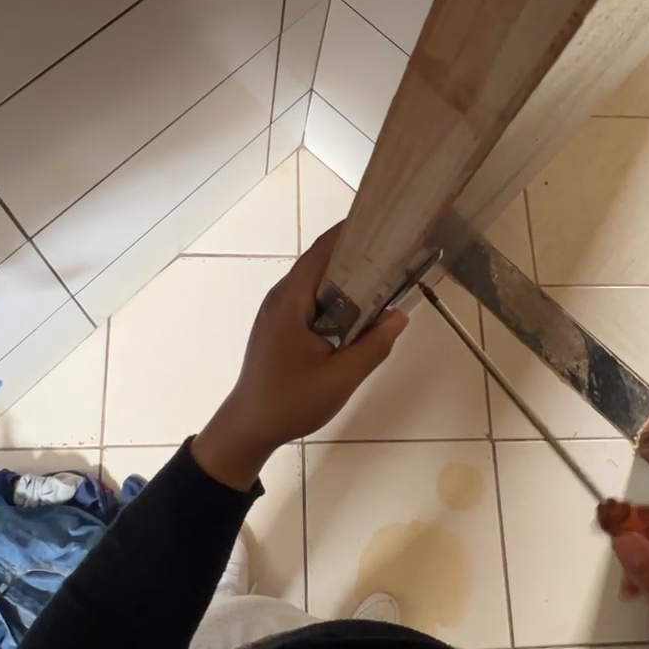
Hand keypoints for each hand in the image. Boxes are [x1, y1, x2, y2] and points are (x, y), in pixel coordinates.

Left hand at [191, 225, 407, 489]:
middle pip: (320, 262)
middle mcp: (281, 298)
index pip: (321, 252)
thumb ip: (373, 345)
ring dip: (347, 277)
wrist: (249, 427)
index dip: (350, 233)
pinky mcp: (280, 325)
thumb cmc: (291, 402)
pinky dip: (336, 297)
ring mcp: (278, 311)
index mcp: (290, 301)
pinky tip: (360, 307)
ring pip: (317, 283)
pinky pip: (311, 300)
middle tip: (395, 247)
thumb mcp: (341, 377)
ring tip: (385, 272)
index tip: (381, 221)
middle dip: (355, 253)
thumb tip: (399, 316)